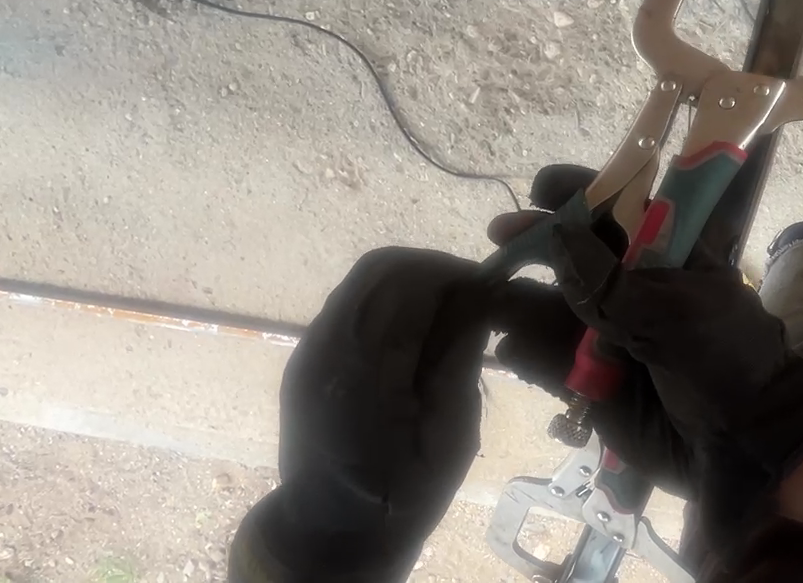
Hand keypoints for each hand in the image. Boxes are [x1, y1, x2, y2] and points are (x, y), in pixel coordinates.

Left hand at [231, 247, 490, 581]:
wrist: (331, 534)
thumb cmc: (406, 490)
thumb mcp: (453, 432)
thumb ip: (461, 358)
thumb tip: (483, 297)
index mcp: (367, 373)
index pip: (414, 285)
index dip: (460, 275)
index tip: (493, 289)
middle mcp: (330, 350)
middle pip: (384, 267)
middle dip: (437, 269)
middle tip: (473, 295)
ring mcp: (312, 351)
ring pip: (367, 277)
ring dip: (416, 279)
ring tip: (450, 309)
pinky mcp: (310, 356)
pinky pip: (356, 299)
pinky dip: (395, 297)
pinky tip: (419, 328)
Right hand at [486, 165, 696, 492]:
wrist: (738, 441)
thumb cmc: (720, 357)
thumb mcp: (671, 314)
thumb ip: (610, 283)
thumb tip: (559, 235)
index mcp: (670, 255)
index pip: (624, 210)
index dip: (584, 194)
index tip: (542, 186)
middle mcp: (635, 285)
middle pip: (578, 254)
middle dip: (539, 241)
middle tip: (501, 233)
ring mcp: (611, 330)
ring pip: (554, 306)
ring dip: (520, 298)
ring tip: (486, 290)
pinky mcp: (592, 377)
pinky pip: (549, 359)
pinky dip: (525, 352)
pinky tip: (506, 347)